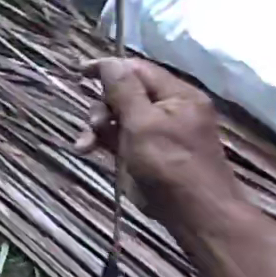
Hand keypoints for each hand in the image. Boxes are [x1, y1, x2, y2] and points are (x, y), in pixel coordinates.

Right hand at [73, 58, 240, 220]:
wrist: (195, 214)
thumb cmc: (170, 166)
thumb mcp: (142, 124)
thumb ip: (124, 91)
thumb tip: (108, 62)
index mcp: (177, 95)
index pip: (138, 70)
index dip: (109, 68)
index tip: (80, 72)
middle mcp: (169, 109)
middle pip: (125, 93)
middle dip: (103, 107)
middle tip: (94, 125)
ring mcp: (158, 132)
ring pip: (119, 117)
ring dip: (98, 127)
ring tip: (85, 146)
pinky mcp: (147, 152)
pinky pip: (120, 137)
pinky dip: (104, 141)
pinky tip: (88, 151)